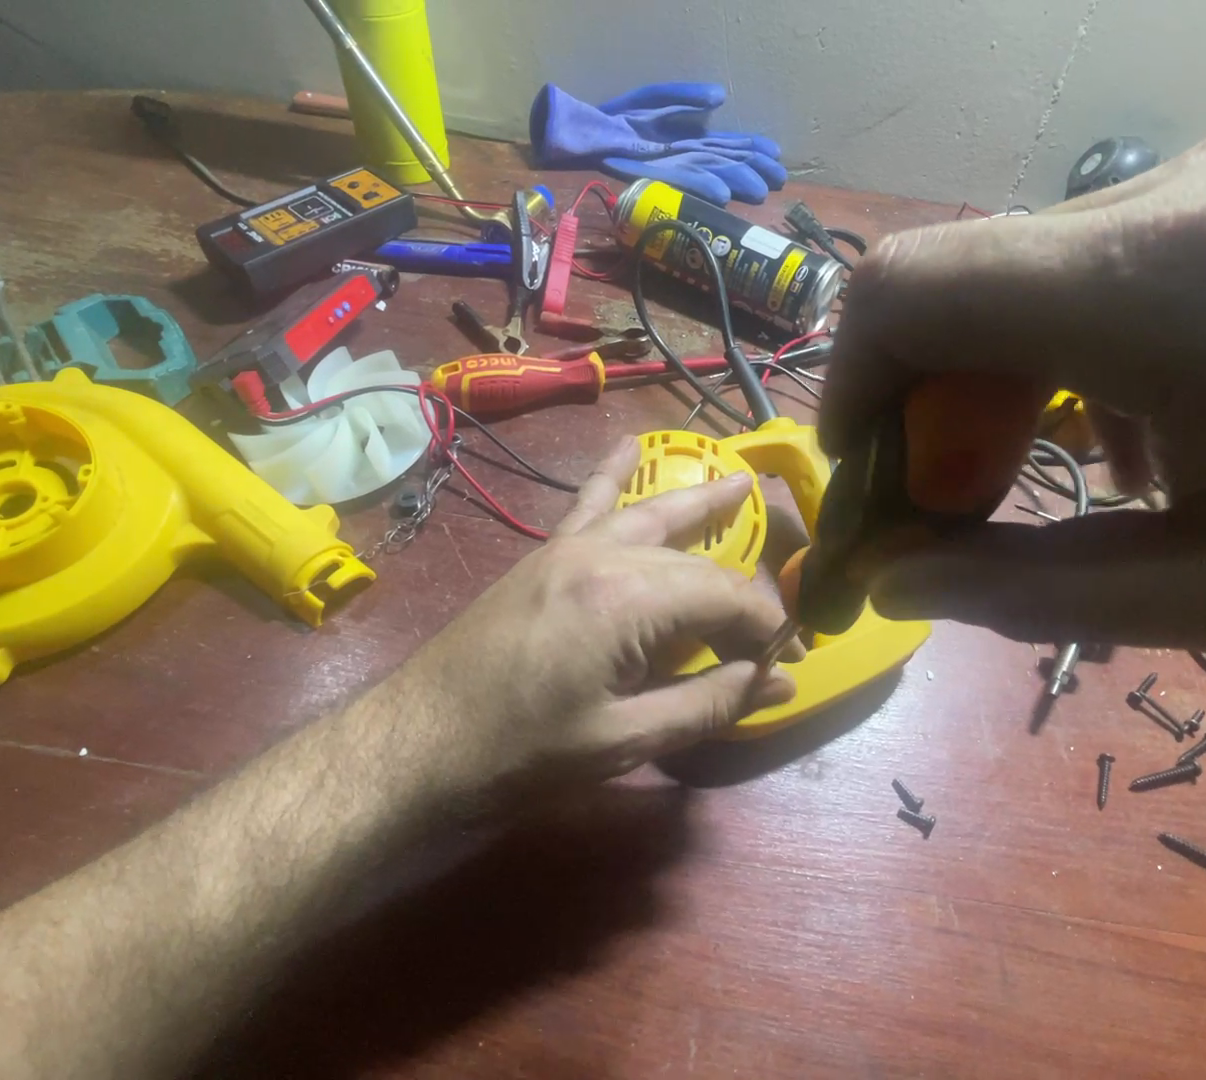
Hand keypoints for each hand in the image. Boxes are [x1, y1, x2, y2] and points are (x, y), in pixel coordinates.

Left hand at [382, 439, 798, 796]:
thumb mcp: (624, 740)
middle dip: (741, 596)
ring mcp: (569, 548)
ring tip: (744, 484)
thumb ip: (709, 703)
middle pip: (697, 564)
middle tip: (772, 632)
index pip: (727, 598)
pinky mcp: (544, 556)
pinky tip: (628, 444)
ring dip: (699, 506)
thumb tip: (781, 680)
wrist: (417, 742)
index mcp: (629, 601)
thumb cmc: (521, 753)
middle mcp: (604, 555)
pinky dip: (612, 475)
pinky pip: (587, 504)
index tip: (789, 661)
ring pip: (651, 517)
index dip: (767, 629)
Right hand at [822, 101, 1205, 697]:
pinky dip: (1102, 341)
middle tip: (964, 512)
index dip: (851, 386)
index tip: (870, 478)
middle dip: (935, 406)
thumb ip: (1033, 587)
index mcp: (1168, 286)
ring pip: (1053, 266)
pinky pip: (1144, 250)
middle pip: (972, 279)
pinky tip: (1181, 414)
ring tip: (1089, 477)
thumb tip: (894, 586)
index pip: (906, 289)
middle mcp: (1196, 183)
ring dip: (1020, 377)